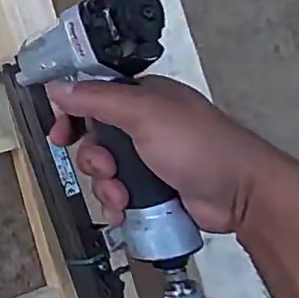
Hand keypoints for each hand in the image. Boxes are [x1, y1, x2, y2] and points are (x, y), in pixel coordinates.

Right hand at [45, 76, 290, 233]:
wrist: (240, 194)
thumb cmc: (197, 145)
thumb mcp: (144, 114)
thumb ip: (98, 99)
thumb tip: (57, 86)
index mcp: (143, 96)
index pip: (93, 96)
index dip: (72, 114)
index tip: (59, 133)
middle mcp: (144, 123)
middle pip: (94, 138)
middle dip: (94, 158)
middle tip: (107, 168)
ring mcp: (149, 157)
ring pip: (104, 169)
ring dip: (106, 185)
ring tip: (123, 196)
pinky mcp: (153, 186)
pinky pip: (119, 192)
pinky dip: (116, 203)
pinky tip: (124, 211)